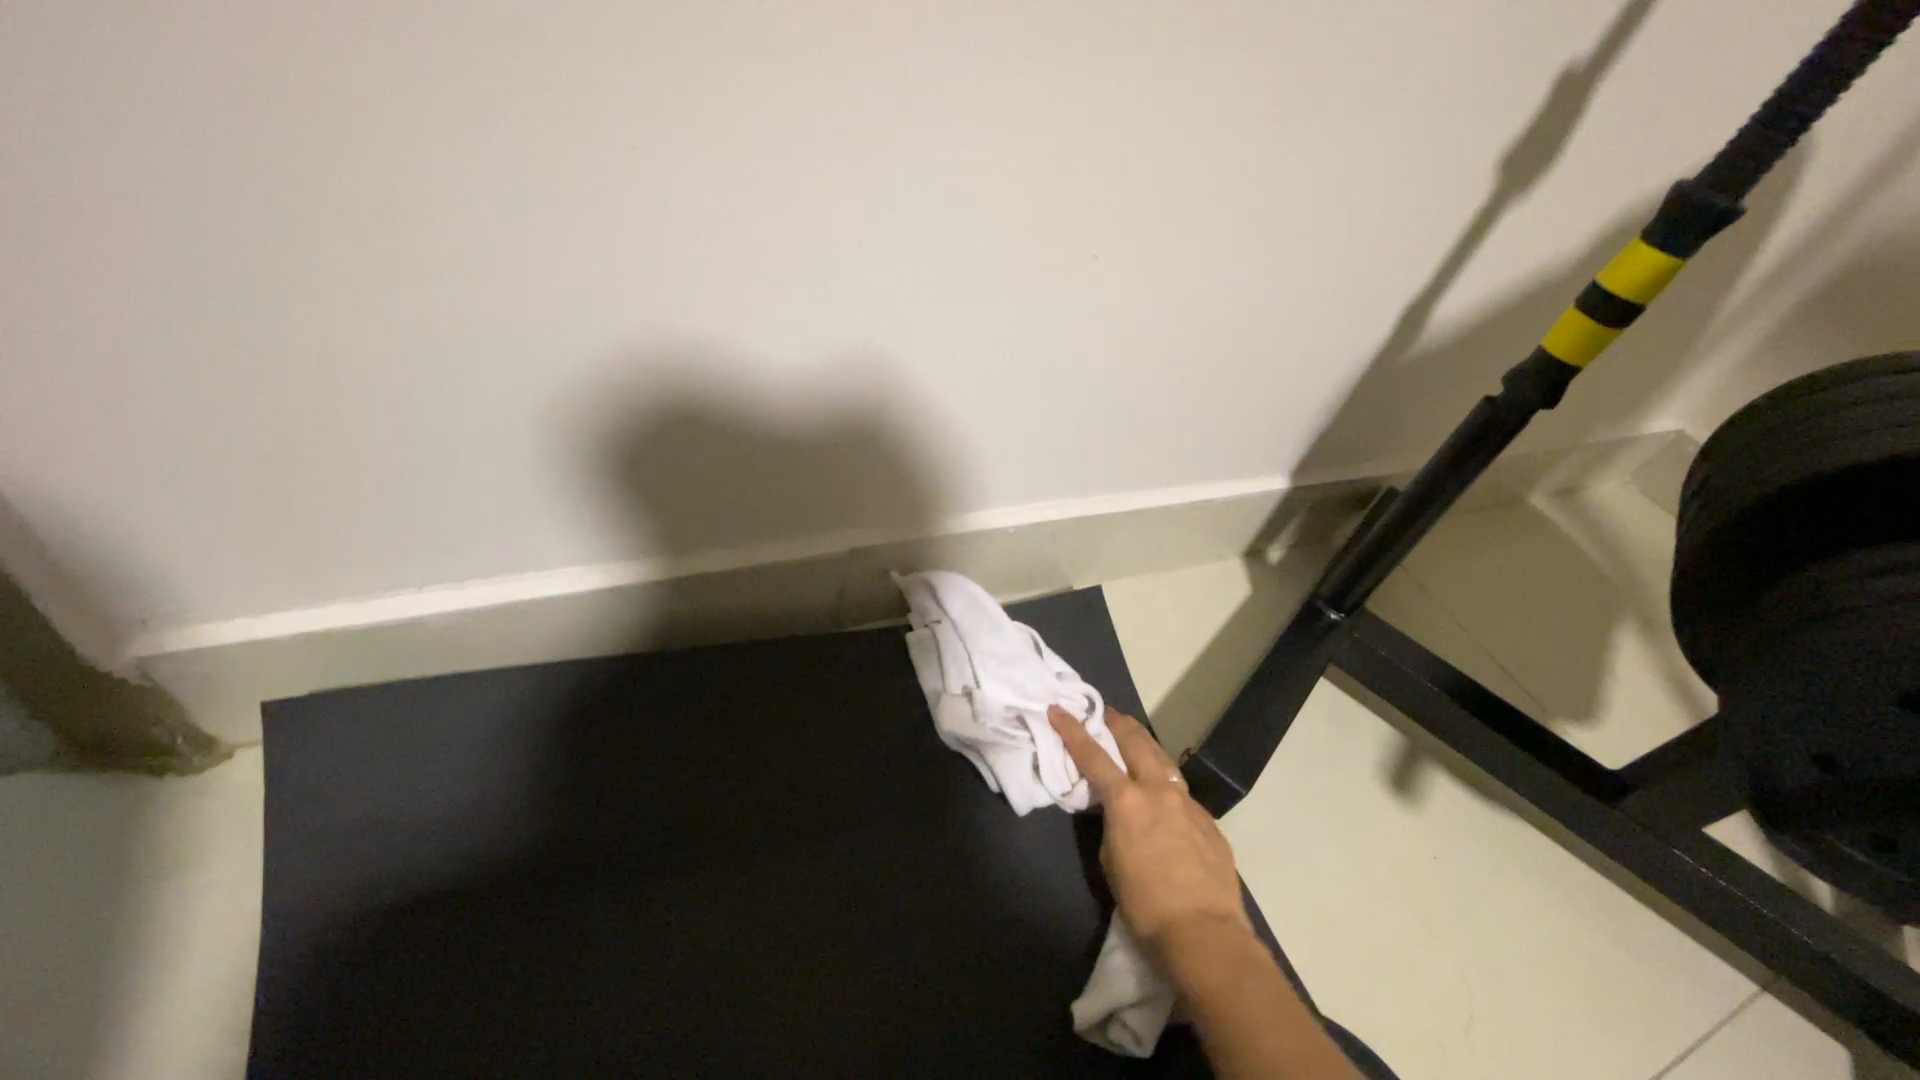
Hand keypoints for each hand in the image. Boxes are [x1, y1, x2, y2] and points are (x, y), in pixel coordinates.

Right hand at [1048, 705, 1249, 949]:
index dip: (1073, 731)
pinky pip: (1183, 795)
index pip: (1093, 756)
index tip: (1058, 709)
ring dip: (1146, 746)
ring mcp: (1189, 805)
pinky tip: (1165, 798)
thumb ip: (1113, 826)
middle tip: (1106, 711)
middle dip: (1118, 724)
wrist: (1203, 932)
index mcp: (1127, 801)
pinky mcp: (1210, 824)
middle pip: (1137, 743)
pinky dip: (1168, 786)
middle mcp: (1159, 792)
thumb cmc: (1144, 904)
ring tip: (1135, 738)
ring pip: (1165, 762)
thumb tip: (1121, 815)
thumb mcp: (1110, 861)